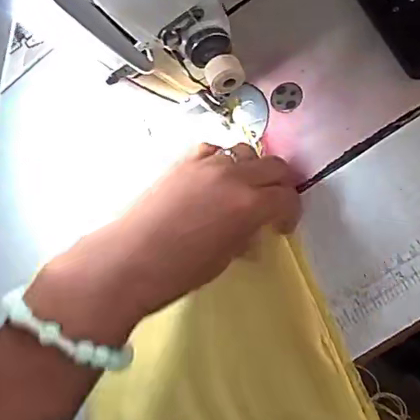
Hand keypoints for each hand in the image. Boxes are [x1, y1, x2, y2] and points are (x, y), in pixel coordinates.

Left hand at [25, 144, 299, 344]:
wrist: (128, 259)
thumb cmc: (179, 270)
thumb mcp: (225, 257)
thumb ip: (246, 234)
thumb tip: (254, 229)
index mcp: (250, 204)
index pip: (287, 197)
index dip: (291, 212)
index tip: (282, 226)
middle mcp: (234, 176)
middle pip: (275, 166)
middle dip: (280, 185)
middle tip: (273, 204)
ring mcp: (207, 163)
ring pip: (245, 151)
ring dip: (253, 168)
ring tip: (244, 189)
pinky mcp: (183, 160)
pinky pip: (214, 149)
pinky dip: (222, 160)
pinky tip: (214, 178)